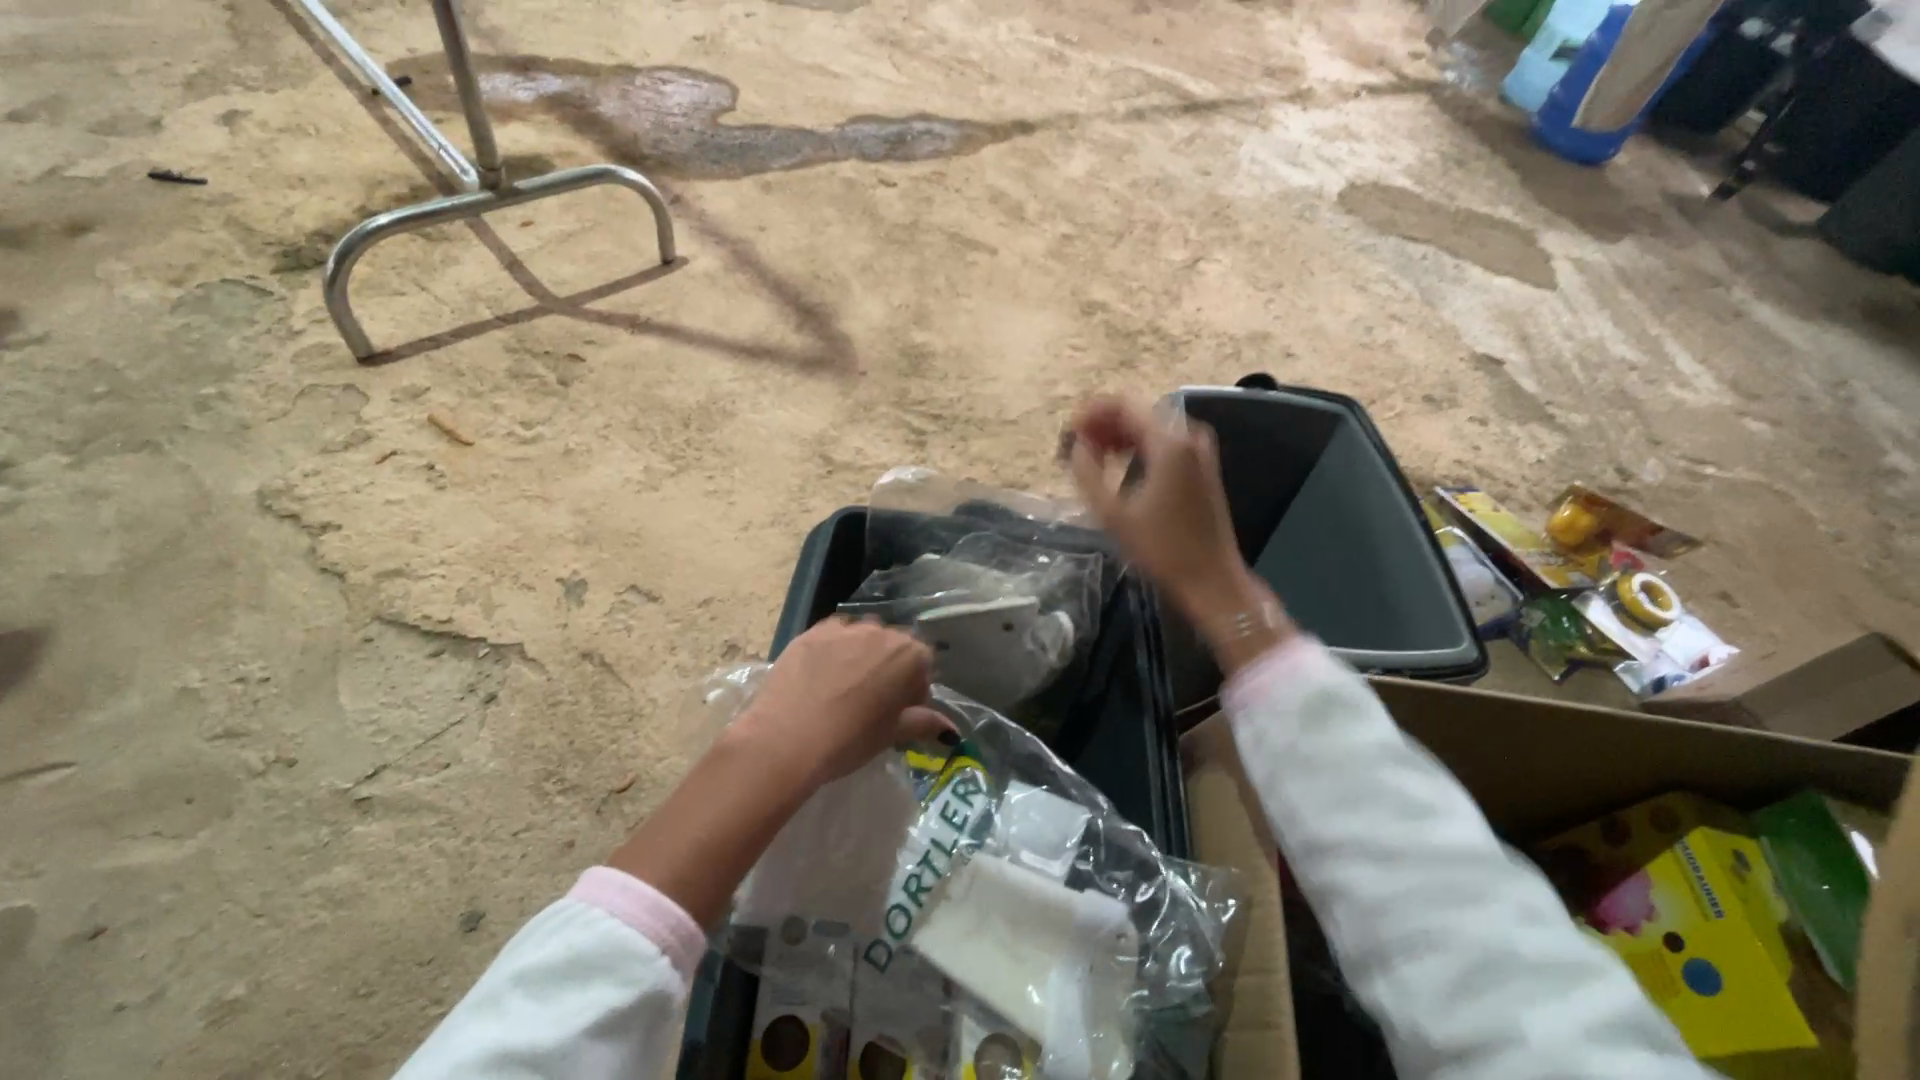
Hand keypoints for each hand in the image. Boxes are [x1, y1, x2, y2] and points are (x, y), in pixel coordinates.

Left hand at [734, 617, 952, 786]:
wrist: (788, 738)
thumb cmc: (851, 739)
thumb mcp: (892, 734)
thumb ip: (924, 723)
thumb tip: (952, 731)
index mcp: (911, 656)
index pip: (923, 667)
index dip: (912, 692)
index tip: (896, 713)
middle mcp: (882, 632)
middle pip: (893, 647)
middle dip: (888, 669)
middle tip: (870, 703)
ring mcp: (845, 628)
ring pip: (862, 638)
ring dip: (860, 656)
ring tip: (842, 689)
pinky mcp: (812, 631)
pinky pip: (832, 636)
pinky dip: (833, 651)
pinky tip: (819, 678)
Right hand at [1067, 395, 1293, 670]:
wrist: (1211, 579)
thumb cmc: (1162, 549)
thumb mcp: (1113, 514)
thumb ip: (1087, 473)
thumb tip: (1076, 447)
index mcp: (1169, 442)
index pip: (1124, 403)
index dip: (1091, 412)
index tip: (1068, 432)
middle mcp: (1188, 436)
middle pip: (1137, 411)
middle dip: (1102, 424)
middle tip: (1074, 446)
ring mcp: (1198, 451)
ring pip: (1149, 427)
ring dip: (1117, 436)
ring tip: (1089, 458)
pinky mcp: (1200, 468)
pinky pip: (1162, 443)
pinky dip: (1136, 447)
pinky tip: (1116, 467)